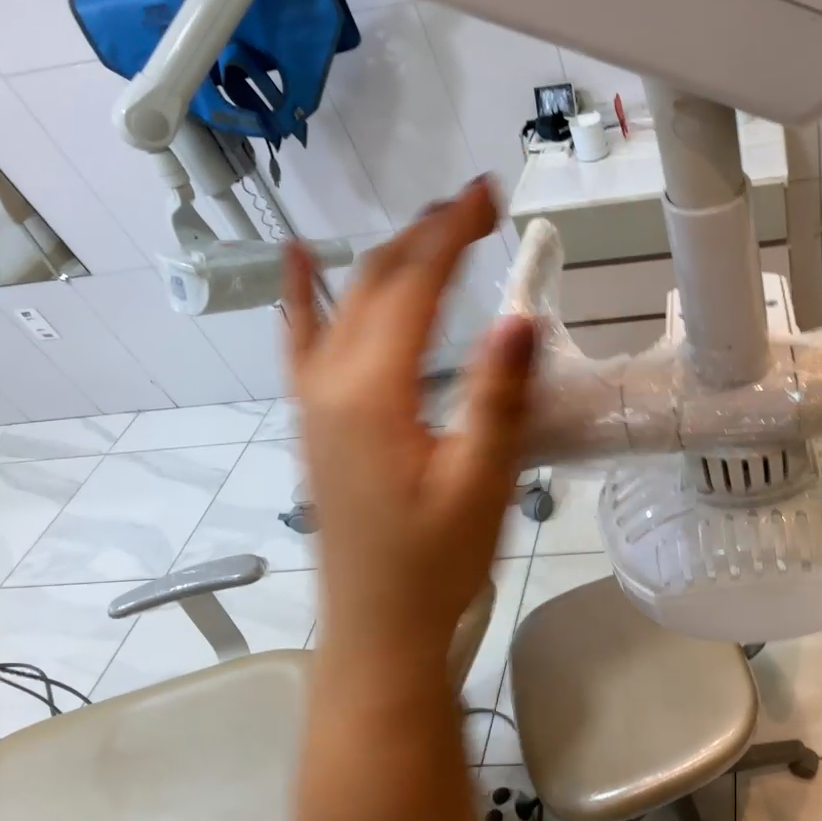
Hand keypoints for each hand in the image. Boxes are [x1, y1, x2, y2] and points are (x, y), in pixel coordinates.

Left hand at [281, 178, 535, 653]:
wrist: (379, 626)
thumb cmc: (436, 563)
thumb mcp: (481, 483)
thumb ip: (496, 397)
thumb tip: (519, 315)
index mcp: (373, 392)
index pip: (414, 285)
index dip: (452, 232)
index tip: (489, 194)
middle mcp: (331, 383)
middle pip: (377, 283)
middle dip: (426, 234)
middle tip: (476, 203)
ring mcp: (315, 401)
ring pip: (348, 303)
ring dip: (389, 256)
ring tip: (430, 226)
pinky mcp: (317, 422)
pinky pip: (305, 340)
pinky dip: (306, 295)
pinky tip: (302, 263)